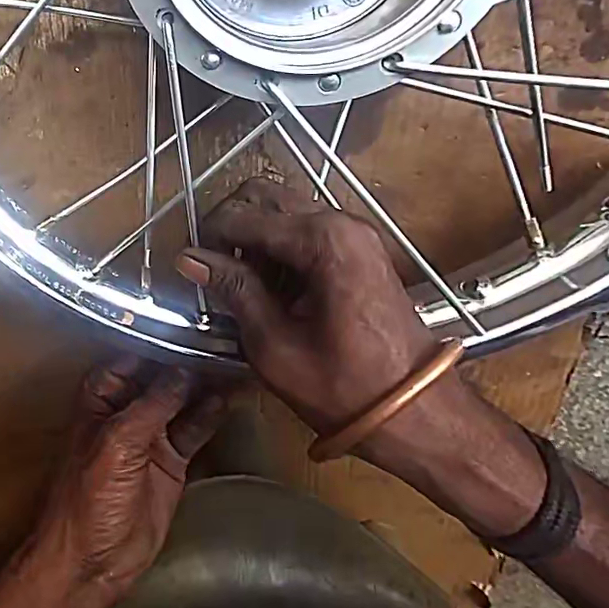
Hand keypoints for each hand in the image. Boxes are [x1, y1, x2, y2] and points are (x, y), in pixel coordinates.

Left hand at [23, 357, 224, 604]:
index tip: (192, 325)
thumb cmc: (87, 499)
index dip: (161, 342)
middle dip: (190, 363)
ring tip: (233, 366)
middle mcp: (127, 410)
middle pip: (163, 376)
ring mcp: (150, 435)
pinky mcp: (170, 460)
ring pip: (183, 400)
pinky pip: (194, 429)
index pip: (134, 357)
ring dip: (206, 386)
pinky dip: (211, 415)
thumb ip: (153, 405)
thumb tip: (182, 372)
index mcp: (102, 397)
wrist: (90, 563)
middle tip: (223, 344)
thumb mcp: (118, 442)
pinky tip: (228, 400)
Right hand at [175, 177, 481, 469]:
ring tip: (243, 284)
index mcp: (322, 240)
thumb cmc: (345, 387)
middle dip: (231, 226)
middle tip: (214, 269)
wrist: (418, 412)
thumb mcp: (274, 344)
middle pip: (265, 195)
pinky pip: (307, 227)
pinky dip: (280, 245)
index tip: (192, 267)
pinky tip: (273, 286)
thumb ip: (234, 289)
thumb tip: (189, 258)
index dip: (209, 237)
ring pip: (284, 208)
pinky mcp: (361, 247)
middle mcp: (341, 221)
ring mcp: (355, 231)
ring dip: (255, 235)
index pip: (243, 215)